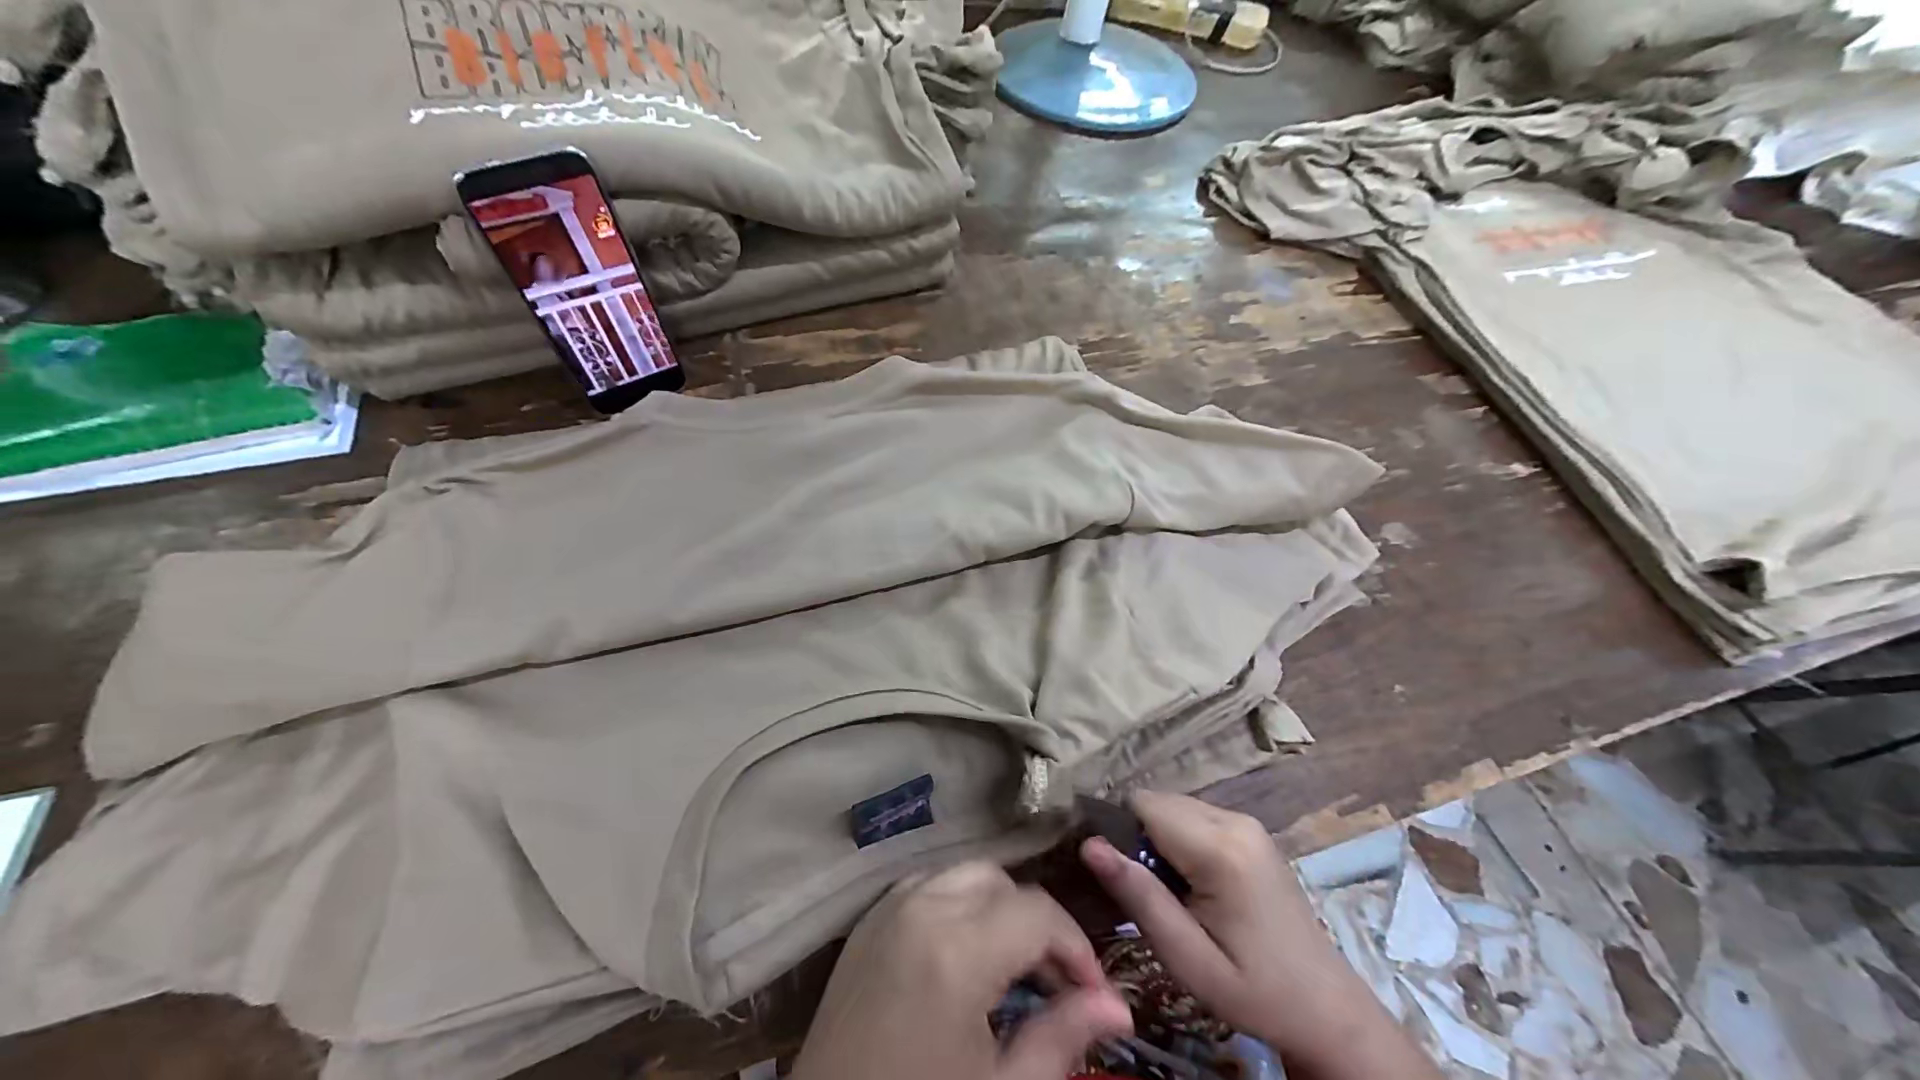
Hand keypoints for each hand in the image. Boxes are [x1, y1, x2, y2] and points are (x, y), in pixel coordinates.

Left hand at [790, 862, 1132, 1079]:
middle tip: (1054, 984)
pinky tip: (964, 956)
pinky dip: (956, 904)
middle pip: (1000, 882)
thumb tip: (1117, 1006)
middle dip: (1036, 924)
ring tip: (1011, 970)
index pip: (1038, 913)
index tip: (1094, 994)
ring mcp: (885, 912)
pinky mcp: (863, 927)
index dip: (1077, 948)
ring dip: (996, 908)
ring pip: (961, 877)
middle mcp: (920, 908)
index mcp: (956, 949)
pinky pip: (924, 888)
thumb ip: (1061, 1039)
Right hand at [1080, 791, 1441, 1079]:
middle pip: (1157, 802)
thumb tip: (1089, 844)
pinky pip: (1194, 816)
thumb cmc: (1254, 992)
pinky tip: (1188, 883)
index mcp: (1220, 849)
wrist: (1327, 1010)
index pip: (1142, 806)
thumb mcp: (1187, 958)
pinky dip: (1178, 840)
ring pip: (1173, 806)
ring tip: (1165, 892)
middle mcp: (1235, 820)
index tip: (1113, 876)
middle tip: (1140, 892)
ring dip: (1157, 839)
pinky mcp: (1251, 831)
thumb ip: (1139, 896)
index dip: (1117, 834)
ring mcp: (1247, 823)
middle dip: (1137, 837)